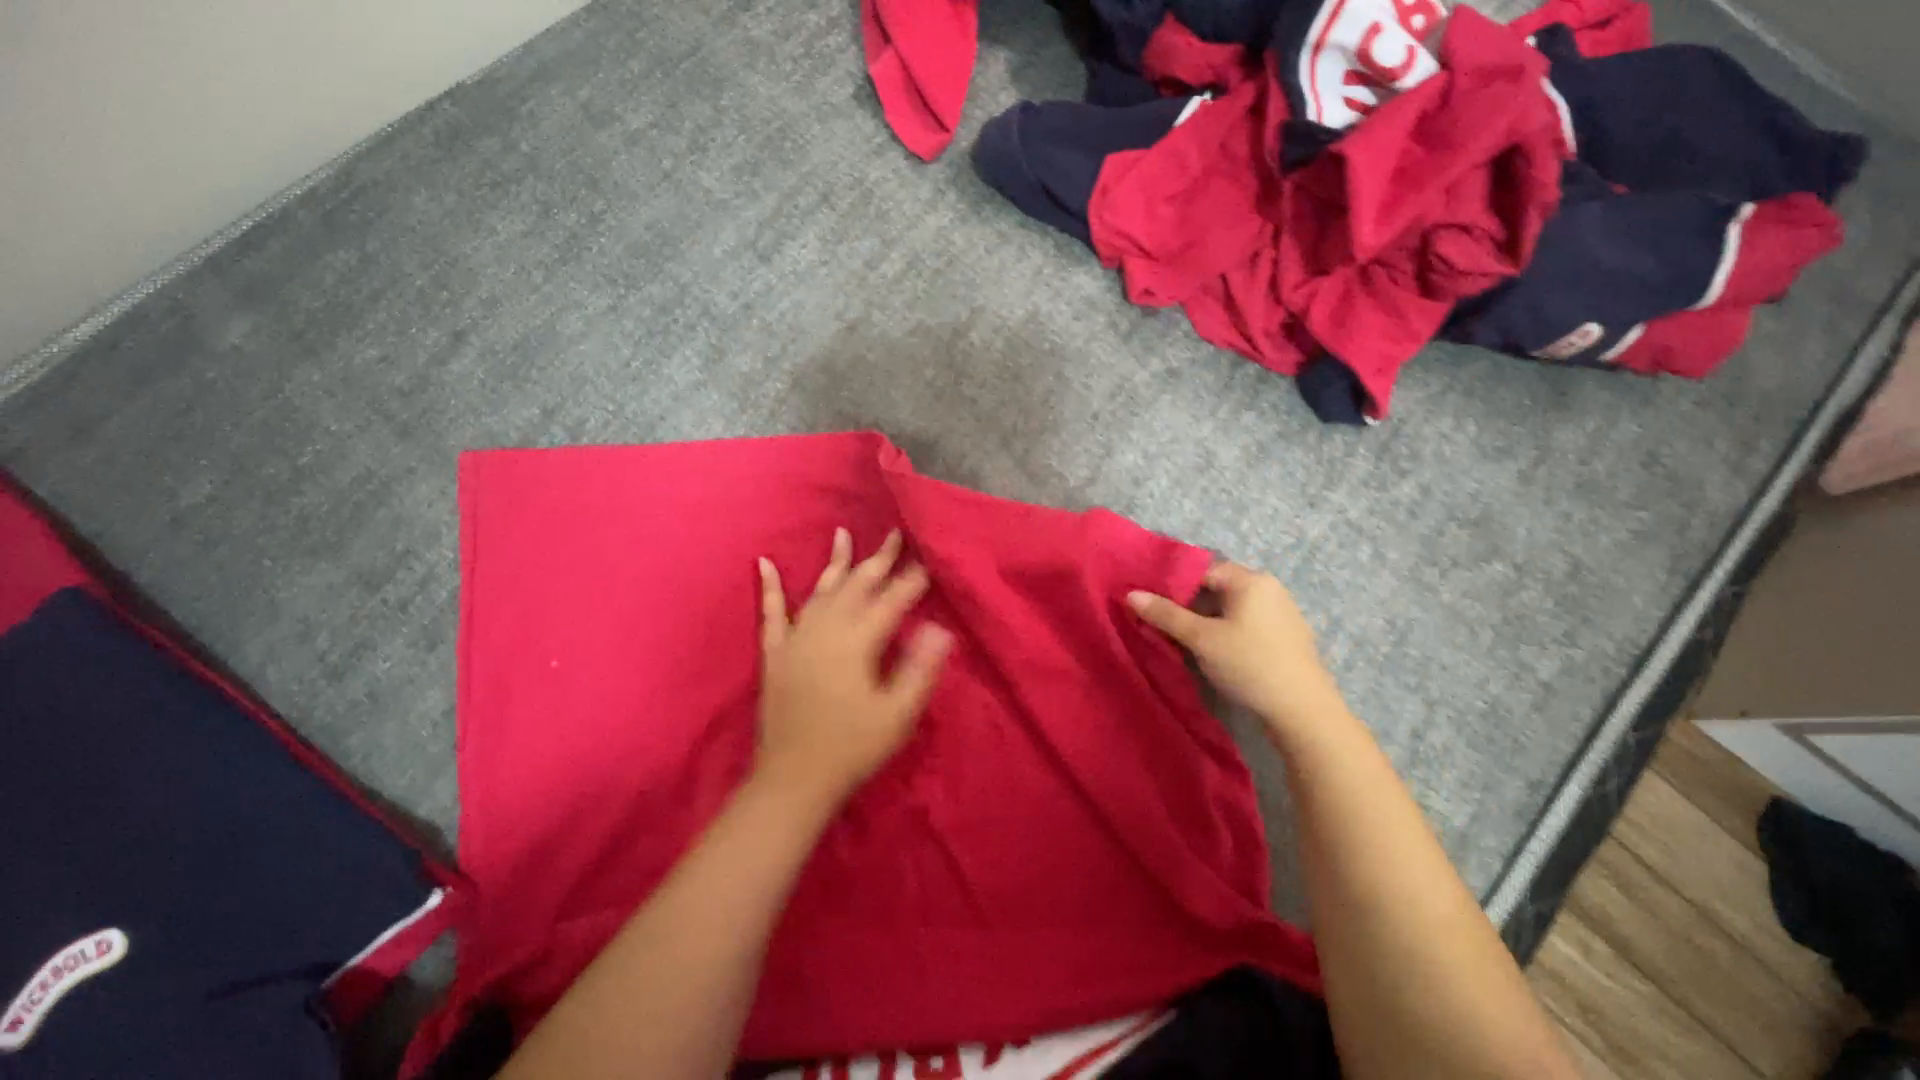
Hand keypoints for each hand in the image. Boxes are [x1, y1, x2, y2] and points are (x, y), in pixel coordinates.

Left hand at [754, 528, 952, 809]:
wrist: (793, 780)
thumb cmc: (852, 749)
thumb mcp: (897, 714)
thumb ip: (918, 668)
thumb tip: (939, 628)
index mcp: (857, 643)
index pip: (890, 602)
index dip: (910, 582)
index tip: (927, 561)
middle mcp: (824, 631)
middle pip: (855, 587)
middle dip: (877, 560)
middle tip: (893, 534)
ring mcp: (795, 640)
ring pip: (819, 592)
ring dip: (834, 564)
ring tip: (843, 535)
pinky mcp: (774, 655)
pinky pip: (771, 613)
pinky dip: (769, 587)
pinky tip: (765, 563)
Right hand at [1128, 562, 1346, 737]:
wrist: (1302, 709)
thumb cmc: (1248, 664)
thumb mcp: (1201, 639)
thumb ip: (1166, 614)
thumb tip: (1131, 593)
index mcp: (1250, 580)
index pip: (1203, 570)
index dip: (1175, 585)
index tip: (1154, 605)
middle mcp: (1270, 588)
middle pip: (1219, 587)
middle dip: (1191, 604)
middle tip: (1165, 624)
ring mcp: (1283, 612)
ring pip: (1233, 607)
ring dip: (1209, 620)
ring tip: (1186, 641)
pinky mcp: (1288, 636)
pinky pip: (1249, 623)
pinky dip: (1229, 631)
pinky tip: (1218, 653)